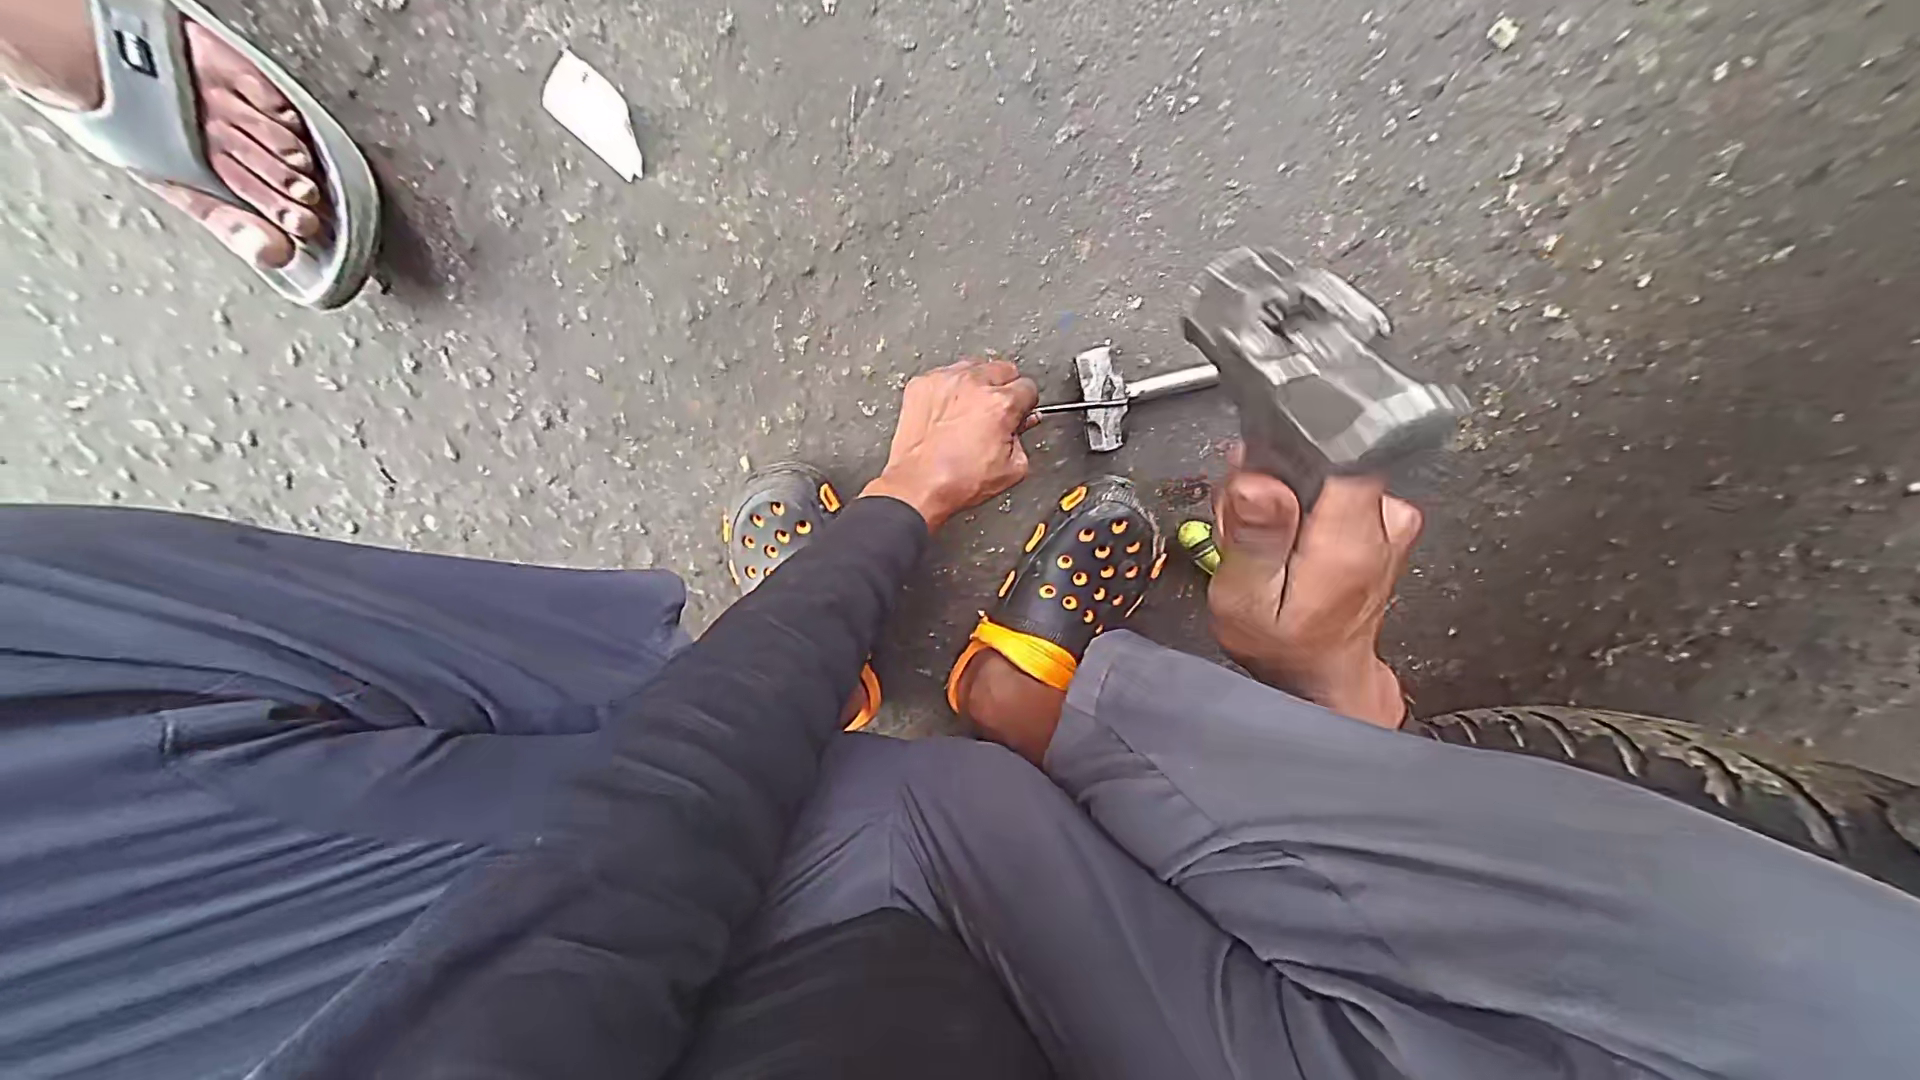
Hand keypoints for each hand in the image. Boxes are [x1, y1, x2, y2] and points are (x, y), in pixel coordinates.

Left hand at [860, 358, 1039, 529]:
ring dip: (976, 385)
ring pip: (973, 367)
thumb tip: (1023, 423)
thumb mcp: (1012, 469)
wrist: (918, 486)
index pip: (1028, 387)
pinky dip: (948, 391)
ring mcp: (945, 381)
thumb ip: (1024, 439)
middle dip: (1003, 390)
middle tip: (993, 414)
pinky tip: (947, 414)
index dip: (1024, 405)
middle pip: (1004, 370)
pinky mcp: (922, 385)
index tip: (1017, 414)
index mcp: (1001, 403)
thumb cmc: (958, 481)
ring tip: (968, 413)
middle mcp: (973, 384)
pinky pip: (944, 376)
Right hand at [1207, 451, 1422, 727]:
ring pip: (1315, 470)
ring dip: (1278, 498)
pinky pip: (1330, 484)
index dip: (1272, 460)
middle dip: (1265, 486)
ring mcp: (1388, 518)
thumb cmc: (1284, 645)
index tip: (1250, 494)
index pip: (1324, 449)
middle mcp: (1382, 522)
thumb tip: (1256, 482)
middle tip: (1249, 535)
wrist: (1321, 672)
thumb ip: (1252, 538)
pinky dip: (1298, 505)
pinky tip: (1286, 539)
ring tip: (1266, 543)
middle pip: (1311, 460)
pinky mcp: (1382, 517)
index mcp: (1349, 540)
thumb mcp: (1246, 600)